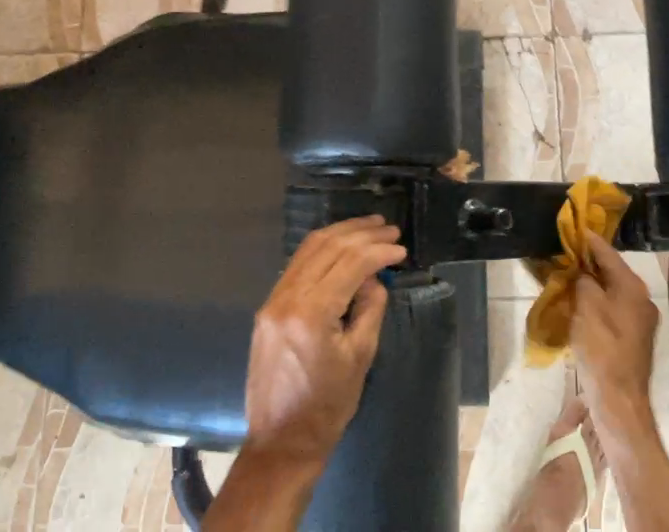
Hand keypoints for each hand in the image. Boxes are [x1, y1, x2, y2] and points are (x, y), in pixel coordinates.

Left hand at [242, 216, 406, 465]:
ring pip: (308, 250)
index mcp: (311, 313)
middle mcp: (287, 298)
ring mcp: (273, 301)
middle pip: (327, 247)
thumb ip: (370, 308)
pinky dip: (321, 250)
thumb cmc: (327, 405)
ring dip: (340, 234)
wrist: (281, 440)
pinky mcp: (268, 308)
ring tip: (369, 227)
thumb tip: (373, 277)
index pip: (350, 263)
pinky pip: (296, 265)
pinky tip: (340, 247)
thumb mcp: (360, 356)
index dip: (379, 251)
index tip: (401, 249)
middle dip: (361, 233)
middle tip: (389, 228)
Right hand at [570, 229, 660, 444]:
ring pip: (611, 293)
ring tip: (568, 277)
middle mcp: (641, 301)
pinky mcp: (631, 340)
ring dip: (591, 285)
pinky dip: (595, 304)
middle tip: (567, 253)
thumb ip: (583, 282)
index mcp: (633, 288)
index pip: (609, 254)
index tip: (576, 228)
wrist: (618, 399)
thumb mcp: (586, 308)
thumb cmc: (602, 348)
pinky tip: (578, 307)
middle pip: (612, 273)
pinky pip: (611, 311)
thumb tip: (581, 272)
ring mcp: (638, 322)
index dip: (591, 241)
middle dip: (589, 263)